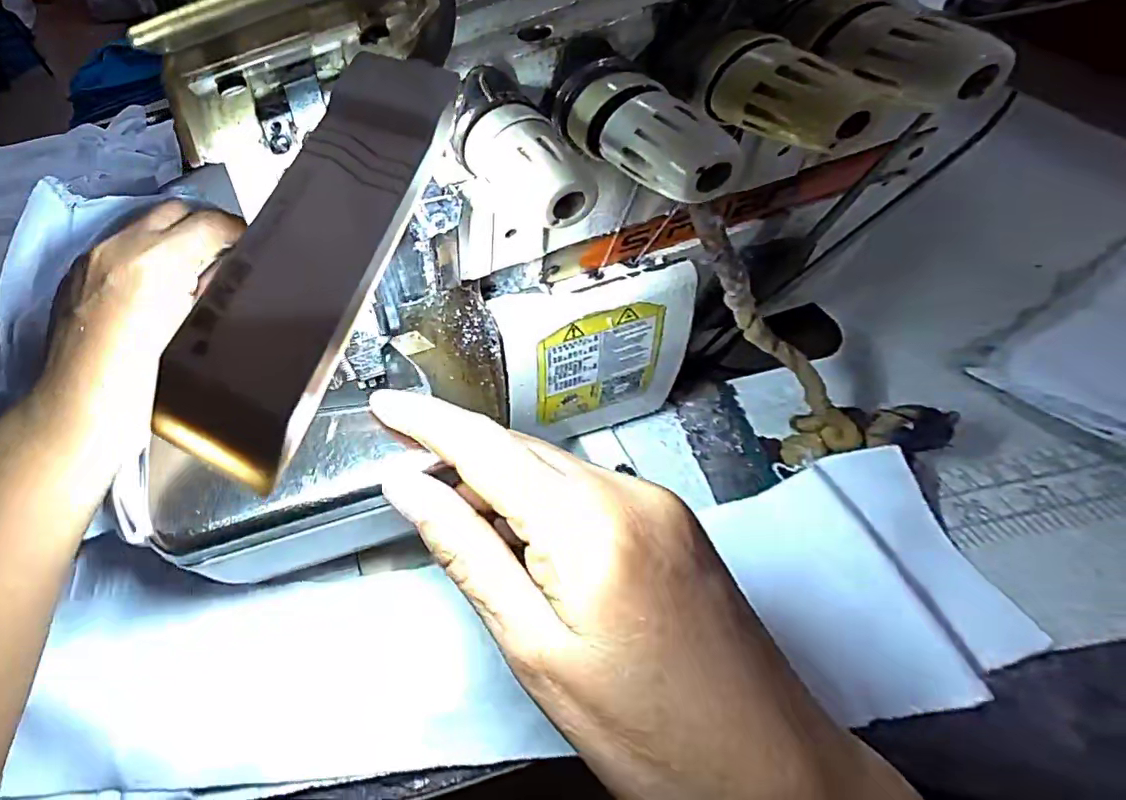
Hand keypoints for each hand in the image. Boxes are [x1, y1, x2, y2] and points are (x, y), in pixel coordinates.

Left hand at [24, 201, 242, 491]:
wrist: (75, 414)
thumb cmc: (134, 392)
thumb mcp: (188, 335)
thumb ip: (208, 290)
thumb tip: (219, 269)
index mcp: (154, 263)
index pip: (208, 223)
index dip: (234, 231)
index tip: (241, 242)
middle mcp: (118, 250)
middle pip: (174, 210)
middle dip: (201, 225)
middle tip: (218, 251)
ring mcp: (91, 259)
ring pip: (141, 224)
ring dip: (167, 237)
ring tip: (184, 269)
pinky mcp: (74, 273)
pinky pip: (114, 246)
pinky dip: (137, 253)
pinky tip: (146, 285)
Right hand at [371, 391, 915, 799]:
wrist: (781, 781)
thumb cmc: (656, 736)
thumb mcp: (534, 647)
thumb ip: (464, 552)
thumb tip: (406, 488)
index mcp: (591, 528)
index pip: (482, 446)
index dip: (423, 420)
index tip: (385, 404)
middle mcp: (629, 496)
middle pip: (512, 449)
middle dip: (453, 457)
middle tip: (409, 483)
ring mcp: (656, 503)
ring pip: (542, 464)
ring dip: (493, 481)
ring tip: (468, 532)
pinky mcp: (669, 518)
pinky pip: (578, 483)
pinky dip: (534, 497)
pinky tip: (523, 542)